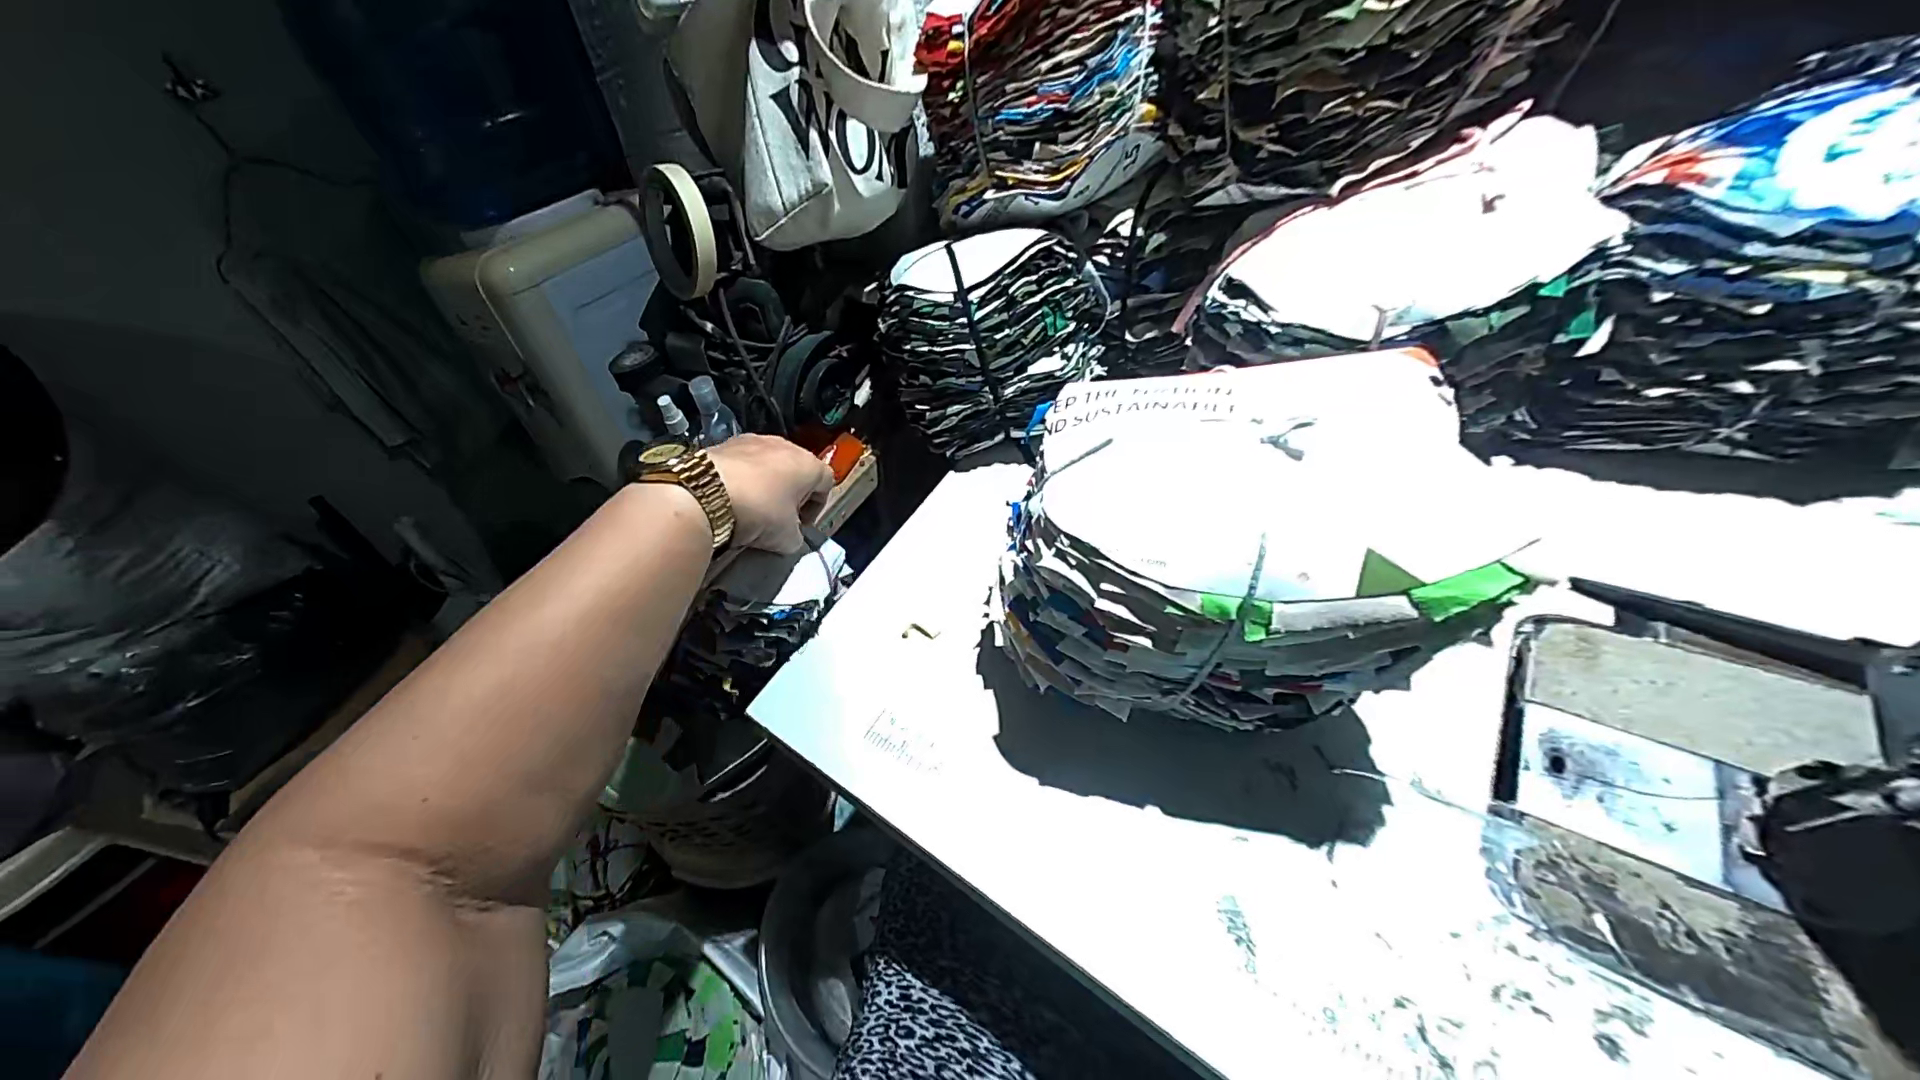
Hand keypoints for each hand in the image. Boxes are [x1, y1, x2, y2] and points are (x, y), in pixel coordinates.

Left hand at [708, 435, 833, 553]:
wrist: (705, 494)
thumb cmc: (759, 511)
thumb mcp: (786, 538)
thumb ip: (796, 538)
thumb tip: (791, 538)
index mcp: (809, 465)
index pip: (826, 483)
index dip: (817, 507)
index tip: (803, 525)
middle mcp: (784, 445)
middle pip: (796, 471)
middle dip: (791, 494)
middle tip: (779, 519)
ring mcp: (753, 440)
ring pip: (768, 464)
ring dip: (766, 485)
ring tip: (752, 509)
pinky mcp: (724, 443)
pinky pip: (742, 463)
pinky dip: (741, 479)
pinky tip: (731, 498)